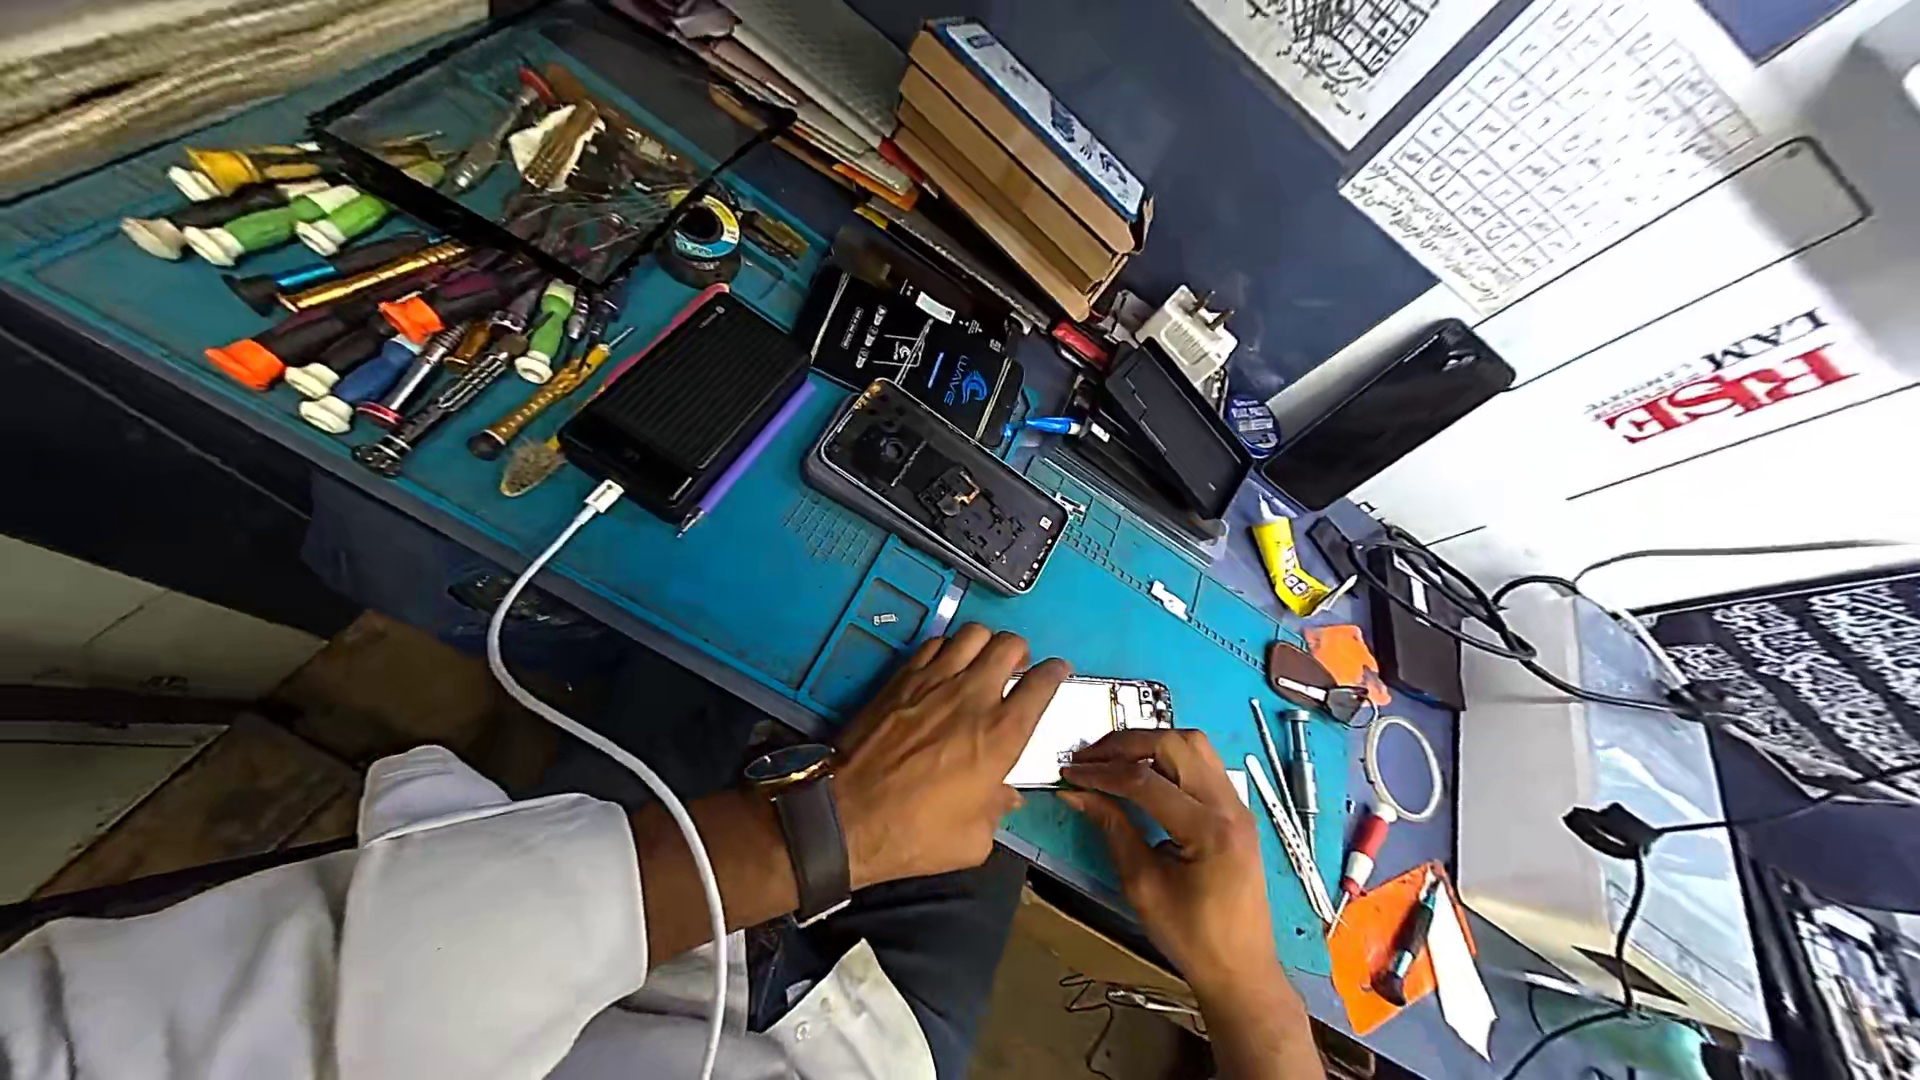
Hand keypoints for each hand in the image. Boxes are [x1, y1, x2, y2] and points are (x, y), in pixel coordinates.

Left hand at [834, 624, 1069, 889]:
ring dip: (985, 643)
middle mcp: (973, 695)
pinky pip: (934, 642)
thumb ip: (997, 809)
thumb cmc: (915, 833)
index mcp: (1001, 734)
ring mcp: (935, 679)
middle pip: (1009, 644)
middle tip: (1015, 668)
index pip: (1043, 683)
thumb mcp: (974, 839)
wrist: (847, 815)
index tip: (1057, 671)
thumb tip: (1005, 794)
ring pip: (973, 633)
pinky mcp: (902, 676)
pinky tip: (944, 666)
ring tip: (980, 660)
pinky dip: (948, 648)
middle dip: (1020, 651)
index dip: (1056, 671)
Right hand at [1059, 730, 1283, 998]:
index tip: (1070, 773)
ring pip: (1191, 742)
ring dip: (1148, 742)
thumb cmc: (1191, 937)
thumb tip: (1077, 792)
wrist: (1241, 971)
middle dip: (1124, 745)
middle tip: (1089, 759)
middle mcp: (1229, 807)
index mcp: (1208, 831)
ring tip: (1113, 759)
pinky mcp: (1236, 808)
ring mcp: (1238, 804)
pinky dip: (1168, 754)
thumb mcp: (1141, 884)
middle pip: (1173, 744)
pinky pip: (1201, 760)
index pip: (1145, 780)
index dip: (1101, 772)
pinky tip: (1143, 770)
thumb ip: (1111, 827)